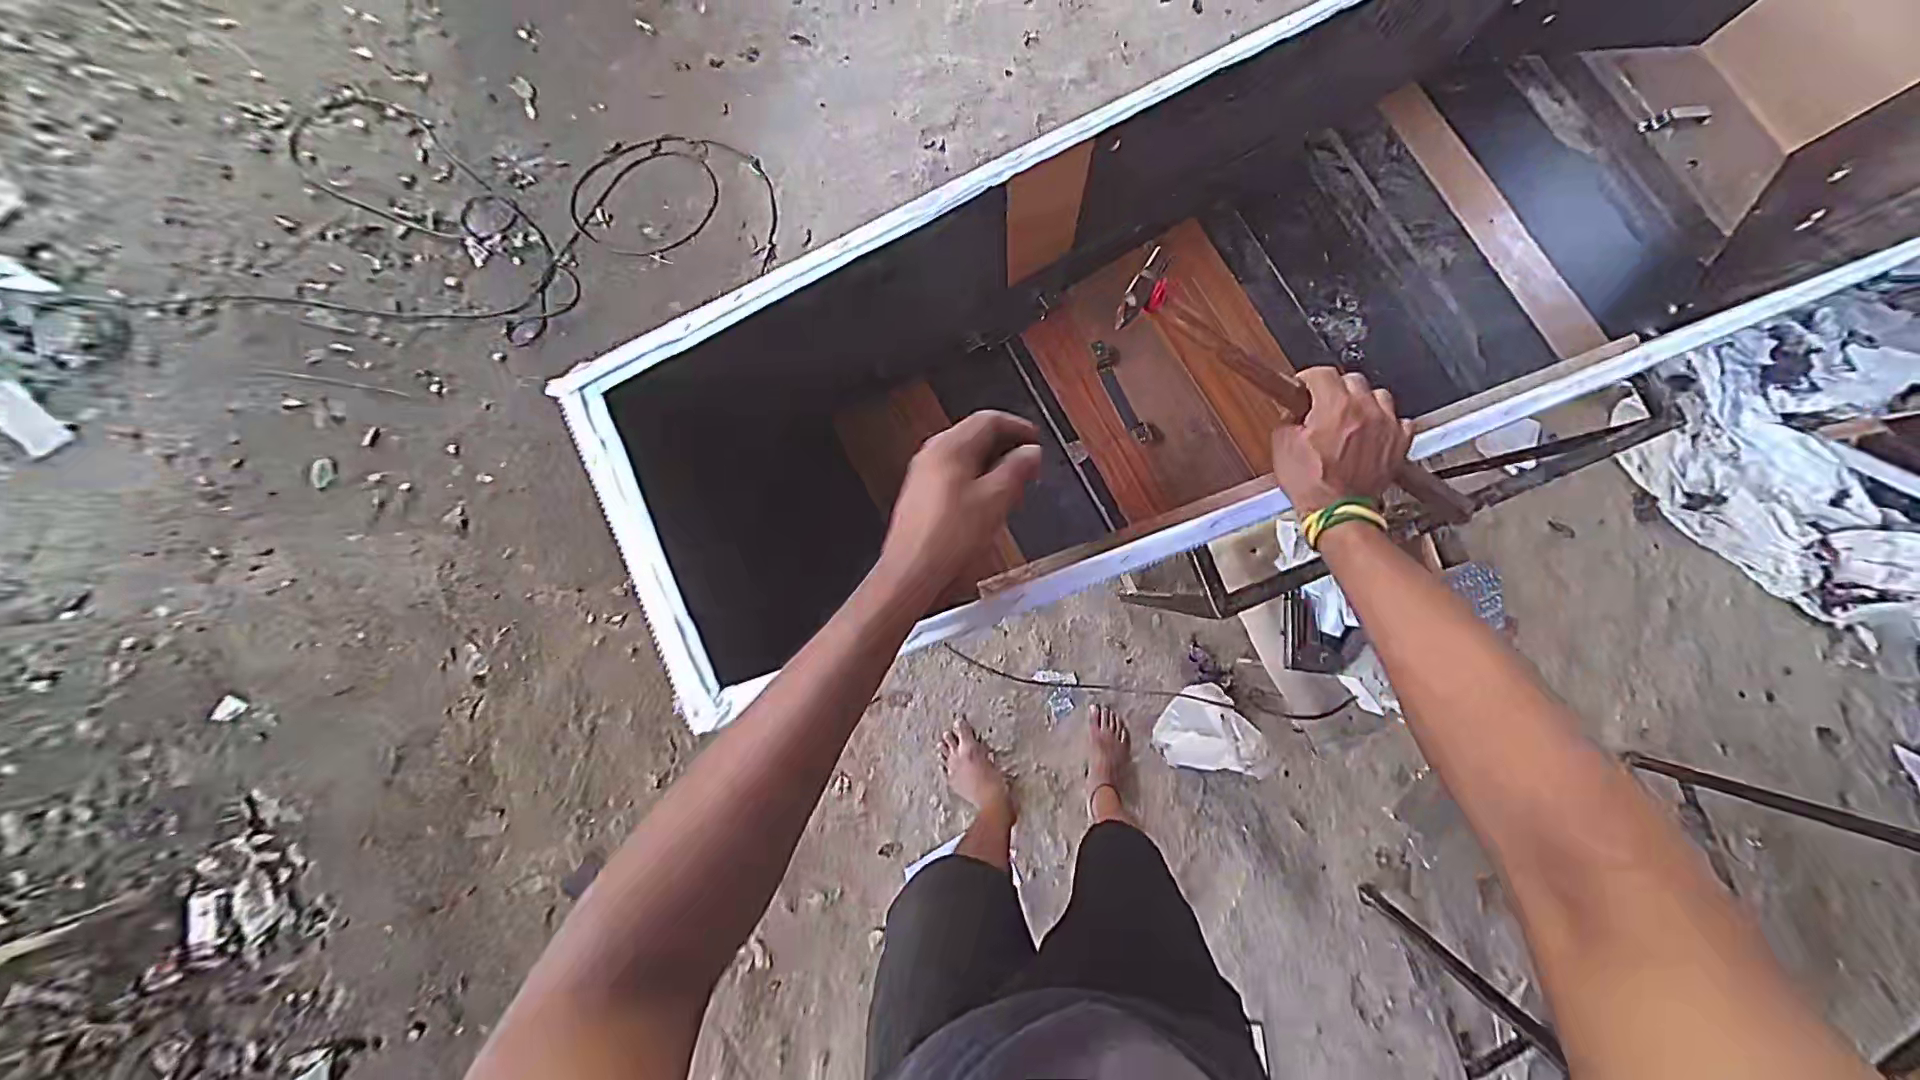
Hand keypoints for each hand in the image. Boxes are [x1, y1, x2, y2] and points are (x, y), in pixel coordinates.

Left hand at [877, 410, 1042, 596]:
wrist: (912, 572)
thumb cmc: (945, 541)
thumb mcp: (995, 501)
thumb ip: (1017, 470)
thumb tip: (1030, 453)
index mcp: (949, 448)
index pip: (988, 420)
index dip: (1018, 427)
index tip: (1034, 439)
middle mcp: (932, 456)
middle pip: (975, 437)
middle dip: (1005, 447)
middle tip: (1028, 463)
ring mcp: (923, 476)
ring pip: (964, 458)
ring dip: (991, 466)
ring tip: (1013, 484)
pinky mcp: (921, 497)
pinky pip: (953, 477)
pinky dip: (975, 482)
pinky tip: (987, 504)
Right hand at [1270, 367, 1412, 516]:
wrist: (1337, 511)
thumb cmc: (1313, 484)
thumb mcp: (1283, 448)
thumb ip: (1287, 421)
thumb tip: (1291, 412)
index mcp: (1335, 407)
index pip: (1322, 373)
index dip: (1307, 379)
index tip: (1302, 387)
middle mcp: (1365, 410)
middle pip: (1352, 380)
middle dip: (1334, 390)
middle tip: (1321, 407)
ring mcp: (1387, 425)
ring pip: (1377, 396)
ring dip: (1362, 403)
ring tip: (1348, 419)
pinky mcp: (1399, 442)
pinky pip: (1398, 419)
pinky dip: (1384, 422)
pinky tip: (1369, 433)